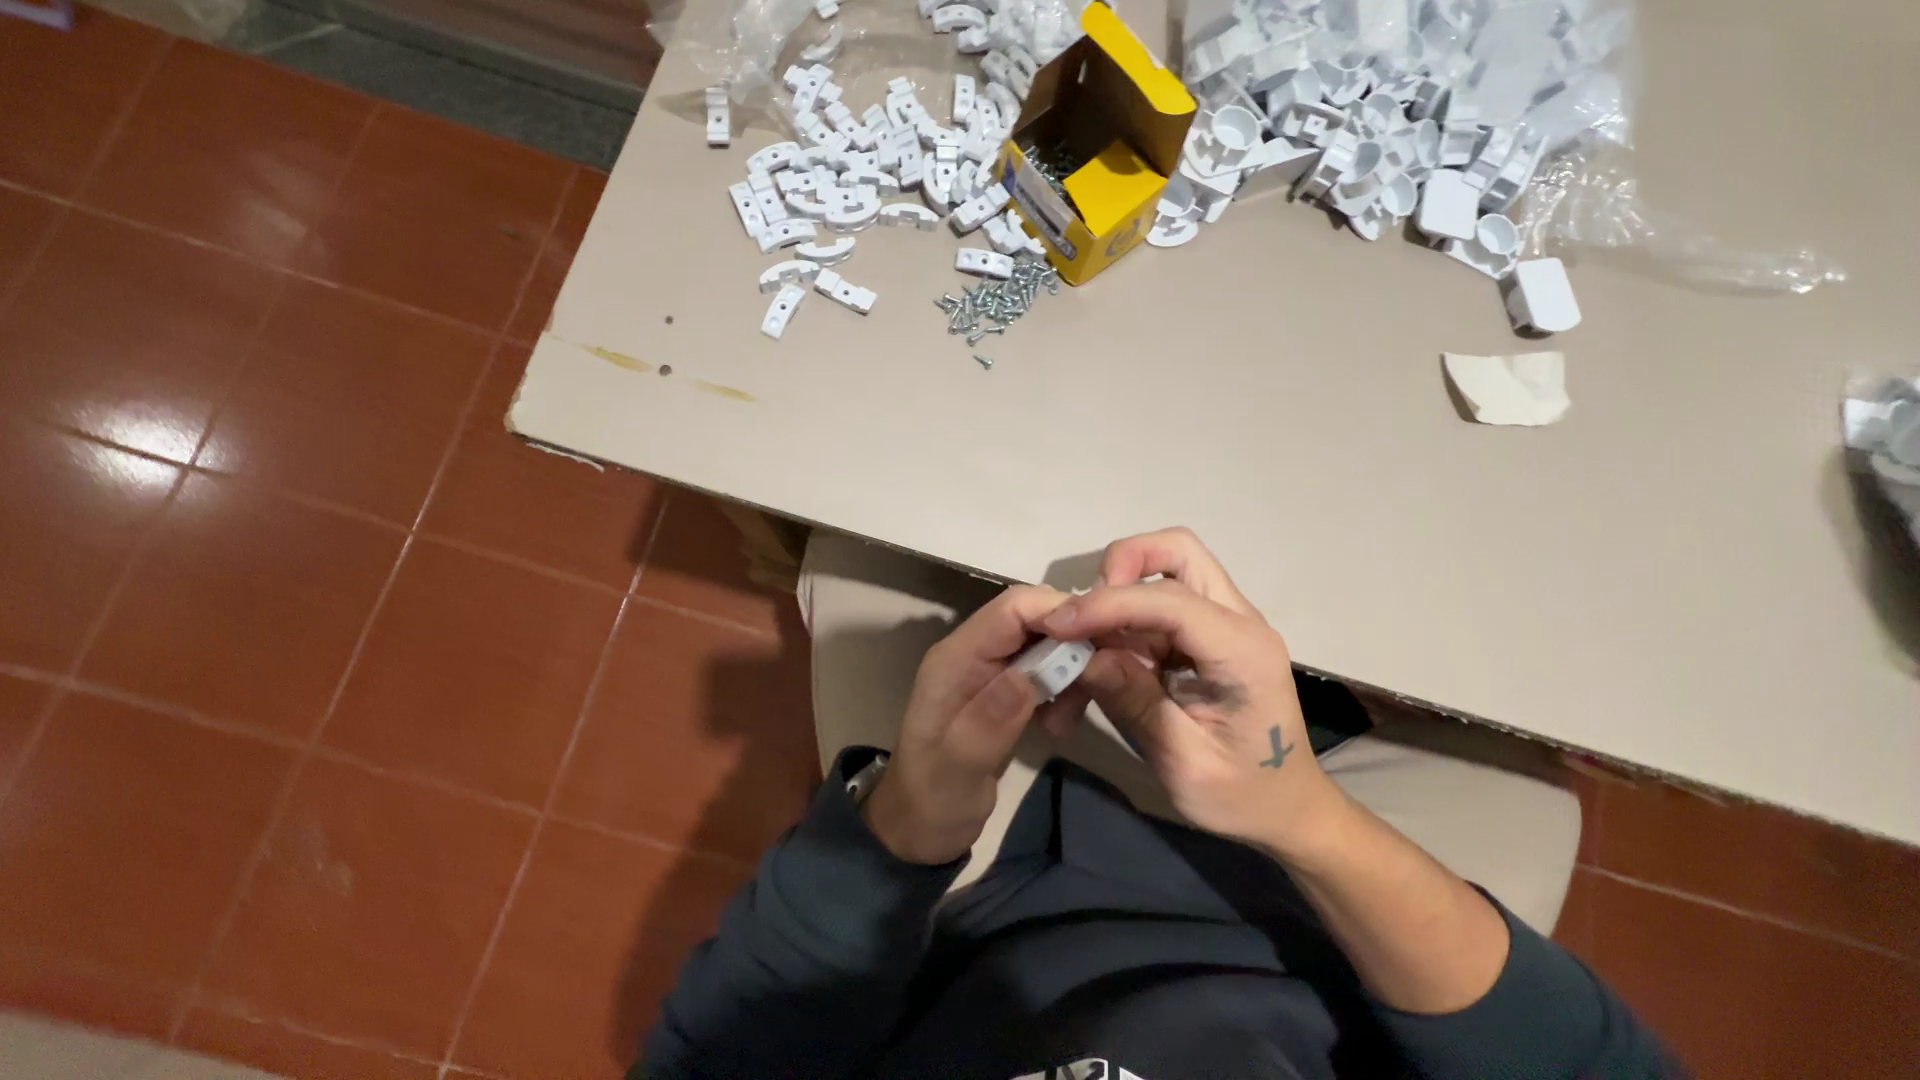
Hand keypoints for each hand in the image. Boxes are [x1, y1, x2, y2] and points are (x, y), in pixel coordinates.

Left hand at [863, 585, 1084, 863]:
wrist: (918, 829)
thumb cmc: (932, 802)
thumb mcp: (956, 771)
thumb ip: (987, 723)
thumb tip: (1027, 676)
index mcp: (955, 660)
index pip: (1011, 609)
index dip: (1057, 612)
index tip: (1103, 638)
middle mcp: (973, 654)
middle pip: (1033, 618)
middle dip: (1073, 640)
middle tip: (1101, 681)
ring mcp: (989, 672)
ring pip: (1044, 642)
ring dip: (1070, 668)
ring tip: (1070, 717)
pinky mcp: (1005, 691)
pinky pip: (1044, 670)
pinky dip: (1063, 688)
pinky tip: (1061, 724)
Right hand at [1036, 530, 1346, 859]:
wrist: (1285, 809)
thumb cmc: (1243, 795)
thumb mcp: (1184, 762)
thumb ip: (1134, 702)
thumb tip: (1081, 656)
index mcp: (1243, 651)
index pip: (1170, 598)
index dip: (1109, 604)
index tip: (1058, 626)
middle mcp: (1237, 621)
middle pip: (1177, 551)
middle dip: (1120, 566)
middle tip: (1081, 614)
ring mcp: (1220, 625)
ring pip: (1161, 573)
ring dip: (1113, 600)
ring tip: (1079, 648)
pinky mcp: (1200, 638)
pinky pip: (1151, 612)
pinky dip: (1116, 629)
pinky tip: (1091, 670)